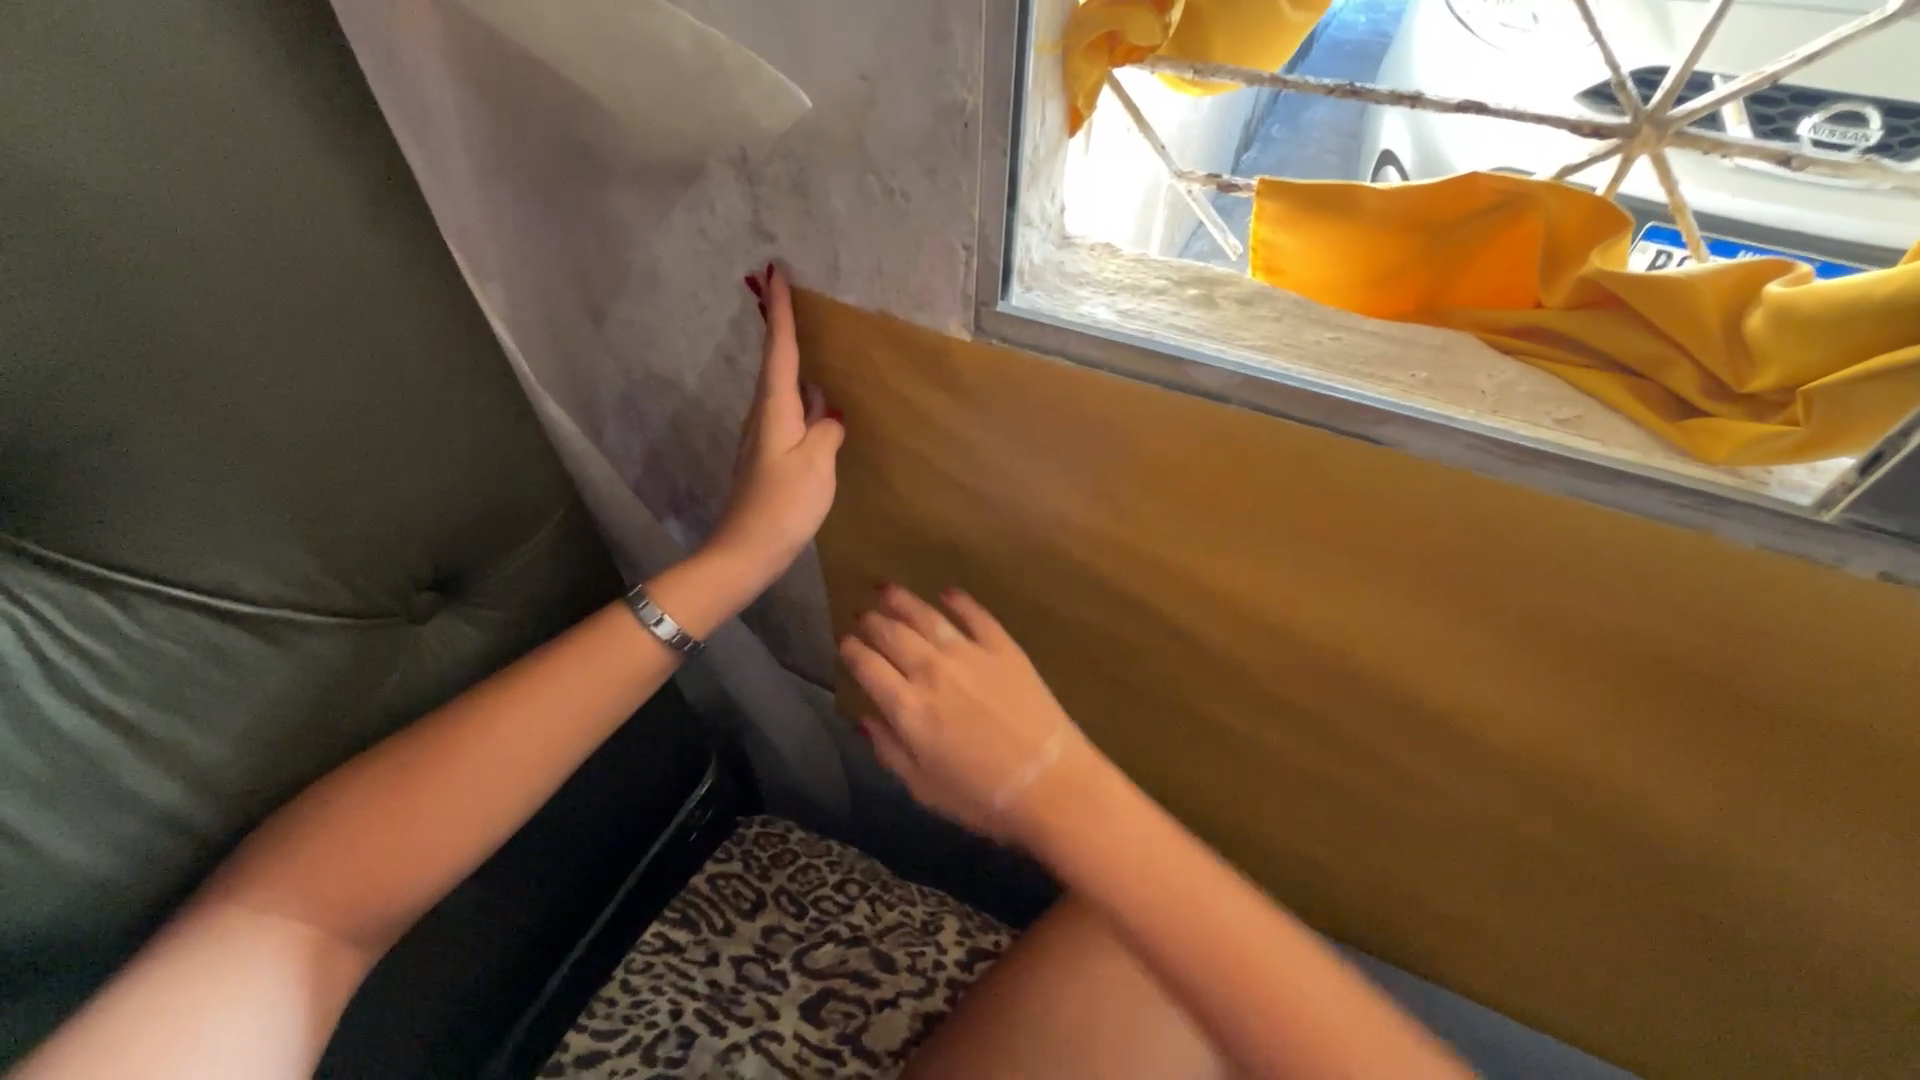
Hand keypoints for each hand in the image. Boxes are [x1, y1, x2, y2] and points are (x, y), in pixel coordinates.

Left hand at [706, 264, 843, 582]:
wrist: (747, 550)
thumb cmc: (783, 505)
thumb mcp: (816, 464)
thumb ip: (828, 431)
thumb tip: (830, 417)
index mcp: (775, 409)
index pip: (780, 350)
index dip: (780, 312)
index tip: (775, 273)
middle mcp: (764, 416)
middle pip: (776, 364)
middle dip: (783, 329)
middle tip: (789, 294)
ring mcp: (765, 437)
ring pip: (782, 390)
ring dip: (794, 364)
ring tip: (814, 344)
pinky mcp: (770, 457)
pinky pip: (789, 414)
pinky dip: (803, 398)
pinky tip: (820, 405)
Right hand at [839, 585, 1103, 845]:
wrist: (1049, 783)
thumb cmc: (981, 797)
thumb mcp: (922, 787)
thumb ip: (889, 749)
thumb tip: (864, 718)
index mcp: (907, 707)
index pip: (867, 667)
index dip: (851, 651)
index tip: (845, 644)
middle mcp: (931, 671)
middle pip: (892, 634)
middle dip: (872, 622)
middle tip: (863, 615)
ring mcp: (969, 654)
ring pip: (927, 616)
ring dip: (903, 601)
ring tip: (887, 590)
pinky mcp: (1004, 648)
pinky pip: (976, 615)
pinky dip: (959, 601)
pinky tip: (948, 593)